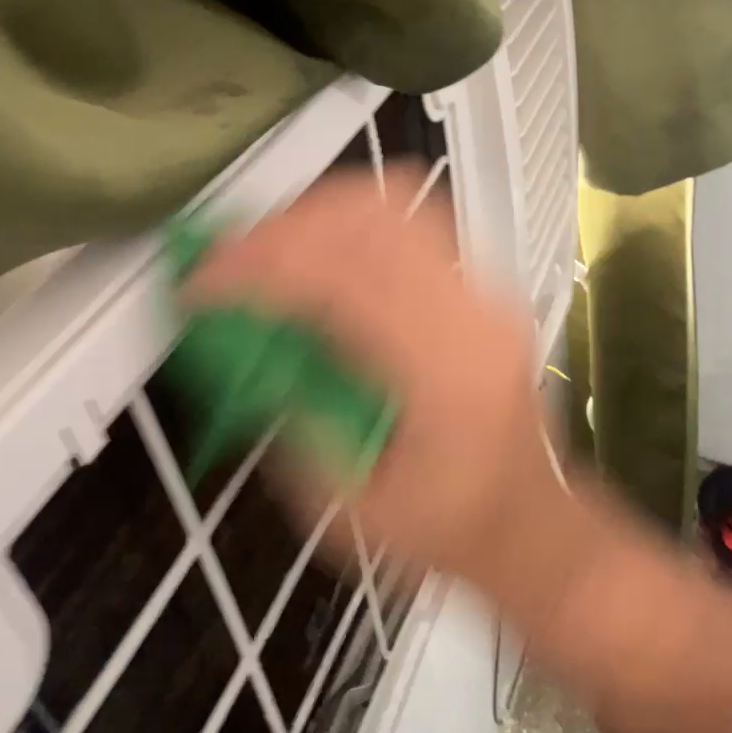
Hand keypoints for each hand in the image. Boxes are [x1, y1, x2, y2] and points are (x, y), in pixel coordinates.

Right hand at [184, 167, 568, 582]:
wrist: (532, 524)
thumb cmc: (449, 529)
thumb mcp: (353, 510)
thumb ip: (296, 426)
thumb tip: (241, 351)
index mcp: (445, 373)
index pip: (342, 282)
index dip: (258, 270)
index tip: (199, 284)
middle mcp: (472, 313)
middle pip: (364, 223)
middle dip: (275, 233)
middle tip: (222, 261)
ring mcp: (482, 287)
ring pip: (385, 203)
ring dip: (307, 216)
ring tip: (259, 249)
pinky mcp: (476, 279)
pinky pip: (403, 215)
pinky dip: (342, 217)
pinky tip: (311, 247)